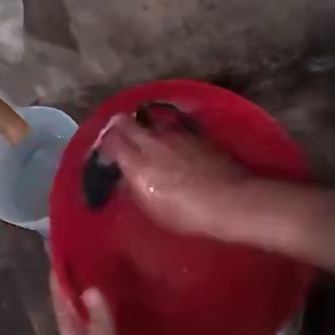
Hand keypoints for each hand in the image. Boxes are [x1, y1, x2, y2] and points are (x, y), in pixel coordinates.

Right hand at [98, 118, 253, 238]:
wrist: (232, 201)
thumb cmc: (190, 214)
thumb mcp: (154, 208)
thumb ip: (134, 188)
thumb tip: (124, 177)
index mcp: (137, 164)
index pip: (109, 141)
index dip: (102, 144)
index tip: (103, 152)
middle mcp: (153, 143)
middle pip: (124, 122)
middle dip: (116, 126)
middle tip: (116, 135)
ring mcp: (175, 135)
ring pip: (149, 121)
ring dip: (142, 127)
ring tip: (144, 138)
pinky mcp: (194, 133)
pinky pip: (172, 125)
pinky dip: (165, 131)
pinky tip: (170, 142)